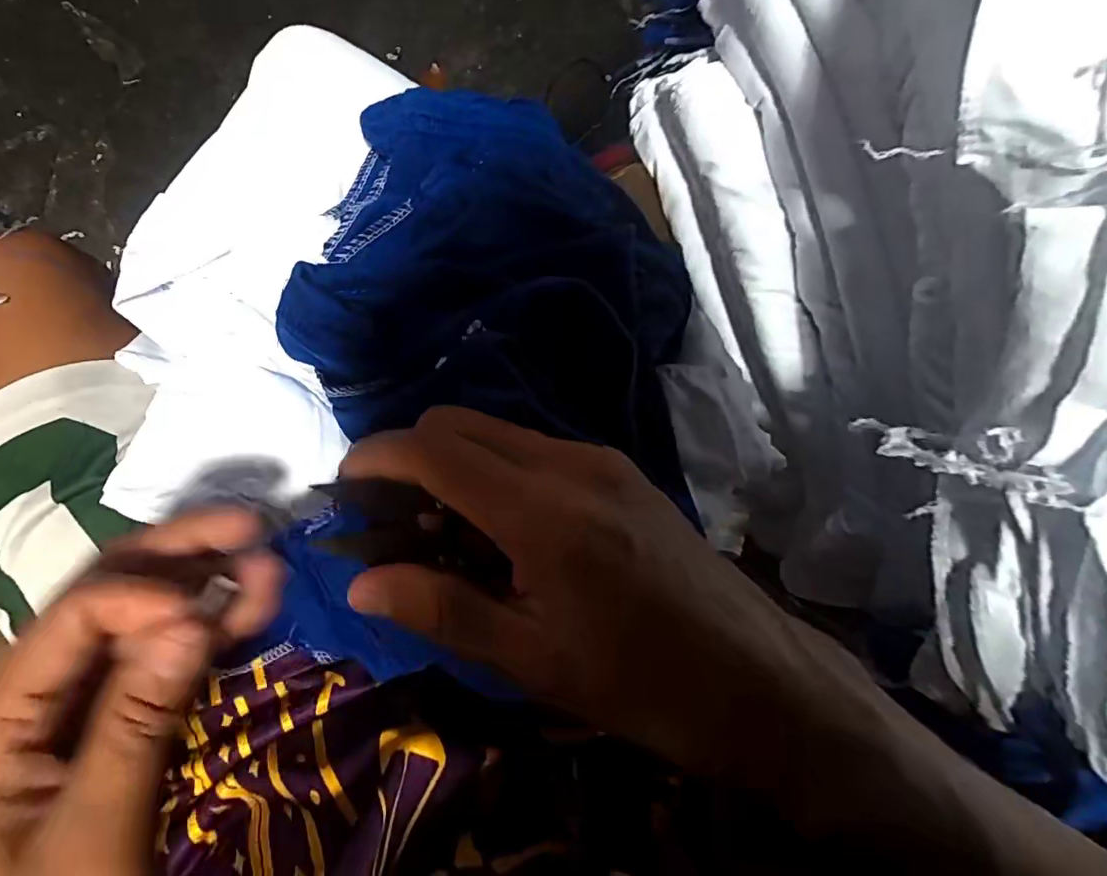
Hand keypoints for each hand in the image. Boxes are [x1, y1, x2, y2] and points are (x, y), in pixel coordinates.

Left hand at [0, 508, 282, 875]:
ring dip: (201, 596)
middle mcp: (8, 703)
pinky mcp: (85, 738)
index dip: (147, 592)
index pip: (70, 617)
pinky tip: (243, 615)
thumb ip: (137, 720)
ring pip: (132, 631)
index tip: (212, 603)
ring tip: (266, 567)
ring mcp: (49, 719)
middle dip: (180, 559)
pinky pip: (142, 674)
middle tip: (250, 528)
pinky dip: (195, 646)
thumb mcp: (91, 840)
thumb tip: (192, 615)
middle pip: (100, 603)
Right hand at [342, 409, 1106, 874]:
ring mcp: (598, 458)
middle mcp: (568, 462)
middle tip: (393, 521)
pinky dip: (492, 468)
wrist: (762, 680)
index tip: (343, 486)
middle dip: (409, 457)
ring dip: (451, 462)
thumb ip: (441, 609)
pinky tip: (501, 526)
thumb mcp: (532, 661)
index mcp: (542, 511)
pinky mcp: (617, 468)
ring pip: (494, 429)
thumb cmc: (642, 683)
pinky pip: (530, 446)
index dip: (376, 457)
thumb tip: (361, 582)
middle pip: (457, 423)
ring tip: (443, 530)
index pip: (434, 450)